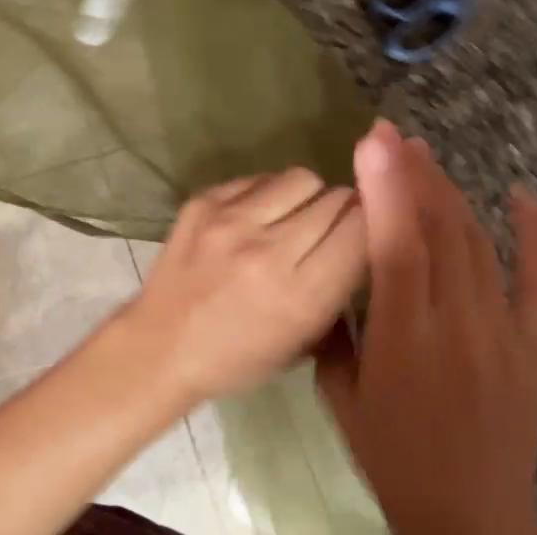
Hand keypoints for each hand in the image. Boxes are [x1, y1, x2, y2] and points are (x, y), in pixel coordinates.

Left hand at [120, 168, 366, 405]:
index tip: (371, 229)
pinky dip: (268, 192)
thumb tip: (365, 237)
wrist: (161, 344)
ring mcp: (231, 221)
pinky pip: (258, 178)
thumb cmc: (239, 358)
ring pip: (300, 178)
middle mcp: (269, 250)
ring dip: (308, 195)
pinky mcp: (202, 201)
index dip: (374, 224)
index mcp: (302, 295)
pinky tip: (259, 215)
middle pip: (336, 199)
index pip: (363, 230)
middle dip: (344, 209)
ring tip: (296, 216)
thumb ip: (339, 289)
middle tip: (334, 225)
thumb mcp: (306, 341)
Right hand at [316, 120, 536, 534]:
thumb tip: (329, 266)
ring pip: (479, 245)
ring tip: (425, 155)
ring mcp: (504, 333)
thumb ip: (334, 325)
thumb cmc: (390, 450)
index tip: (373, 139)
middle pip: (441, 232)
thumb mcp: (339, 391)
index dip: (386, 187)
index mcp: (406, 338)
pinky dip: (535, 235)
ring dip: (451, 194)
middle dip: (415, 175)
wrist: (469, 514)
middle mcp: (459, 326)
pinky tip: (521, 196)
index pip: (398, 246)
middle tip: (392, 134)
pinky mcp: (533, 346)